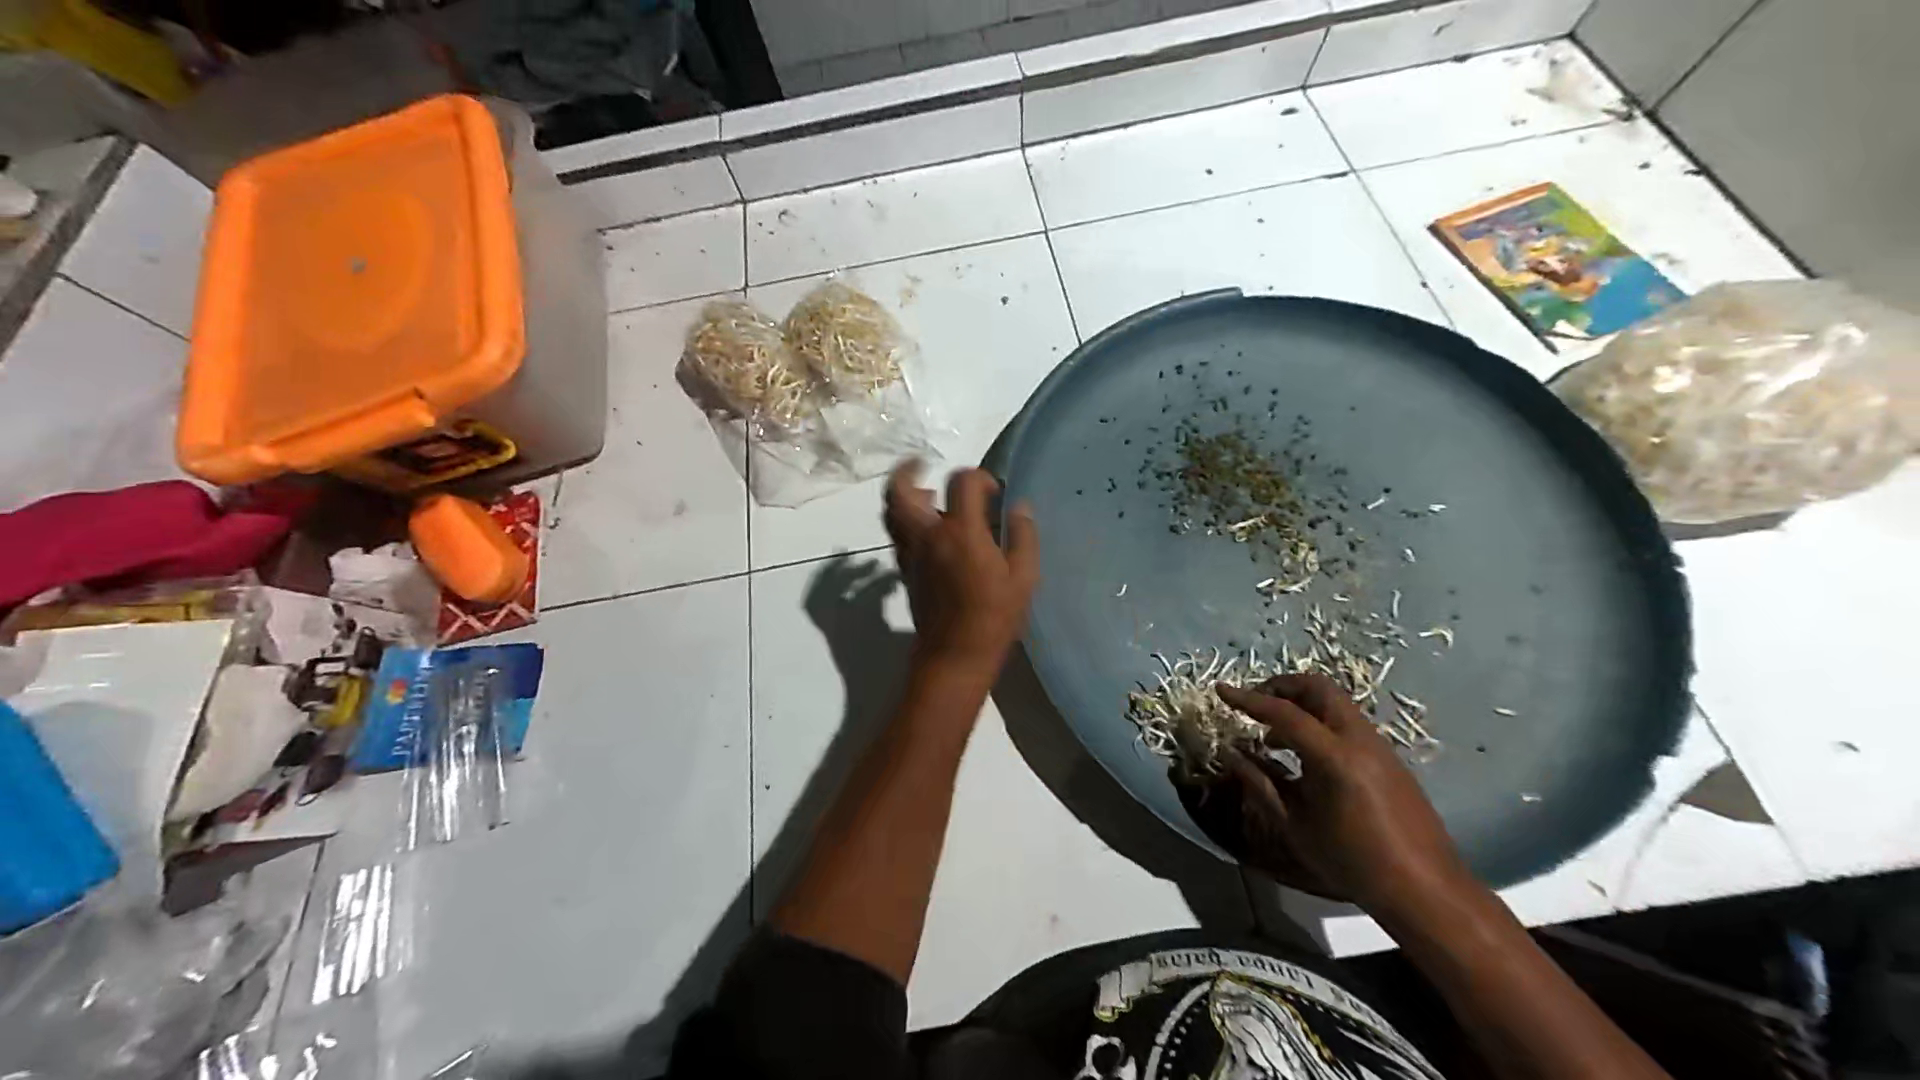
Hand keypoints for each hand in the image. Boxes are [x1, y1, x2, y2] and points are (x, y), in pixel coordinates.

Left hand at [884, 462, 1037, 675]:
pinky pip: (895, 533)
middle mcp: (928, 535)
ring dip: (903, 493)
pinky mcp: (904, 568)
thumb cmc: (994, 617)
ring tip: (925, 492)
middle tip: (923, 463)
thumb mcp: (1024, 577)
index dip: (978, 477)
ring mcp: (911, 552)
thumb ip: (1024, 536)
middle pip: (901, 490)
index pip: (961, 482)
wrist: (954, 654)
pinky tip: (926, 525)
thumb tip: (1019, 506)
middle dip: (910, 470)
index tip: (993, 492)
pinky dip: (904, 518)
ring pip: (891, 511)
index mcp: (961, 533)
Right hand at [1178, 674, 1471, 913]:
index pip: (1284, 712)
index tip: (1221, 691)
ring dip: (1300, 705)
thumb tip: (1233, 755)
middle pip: (1317, 688)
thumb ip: (1260, 784)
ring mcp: (1378, 746)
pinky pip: (1346, 722)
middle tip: (1254, 704)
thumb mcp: (1295, 826)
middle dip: (1281, 687)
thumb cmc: (1353, 862)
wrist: (1425, 889)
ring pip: (1334, 702)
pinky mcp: (1387, 758)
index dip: (1248, 699)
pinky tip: (1303, 756)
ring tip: (1273, 737)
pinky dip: (1318, 722)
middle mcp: (1359, 739)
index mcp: (1334, 757)